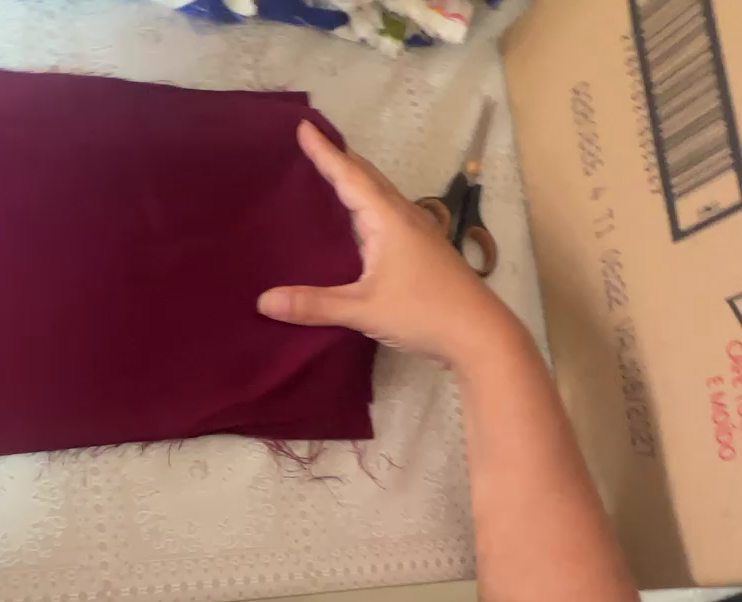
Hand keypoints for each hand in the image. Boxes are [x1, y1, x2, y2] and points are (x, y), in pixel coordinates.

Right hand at [258, 120, 525, 371]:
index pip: (350, 177)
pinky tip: (355, 225)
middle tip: (313, 145)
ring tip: (330, 176)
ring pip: (379, 197)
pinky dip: (365, 209)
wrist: (477, 333)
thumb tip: (264, 301)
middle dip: (341, 160)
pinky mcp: (420, 252)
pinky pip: (385, 217)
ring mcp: (416, 234)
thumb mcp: (362, 310)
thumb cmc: (423, 312)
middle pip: (368, 178)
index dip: (326, 153)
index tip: (304, 128)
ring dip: (355, 182)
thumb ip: (314, 305)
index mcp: (388, 220)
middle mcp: (403, 218)